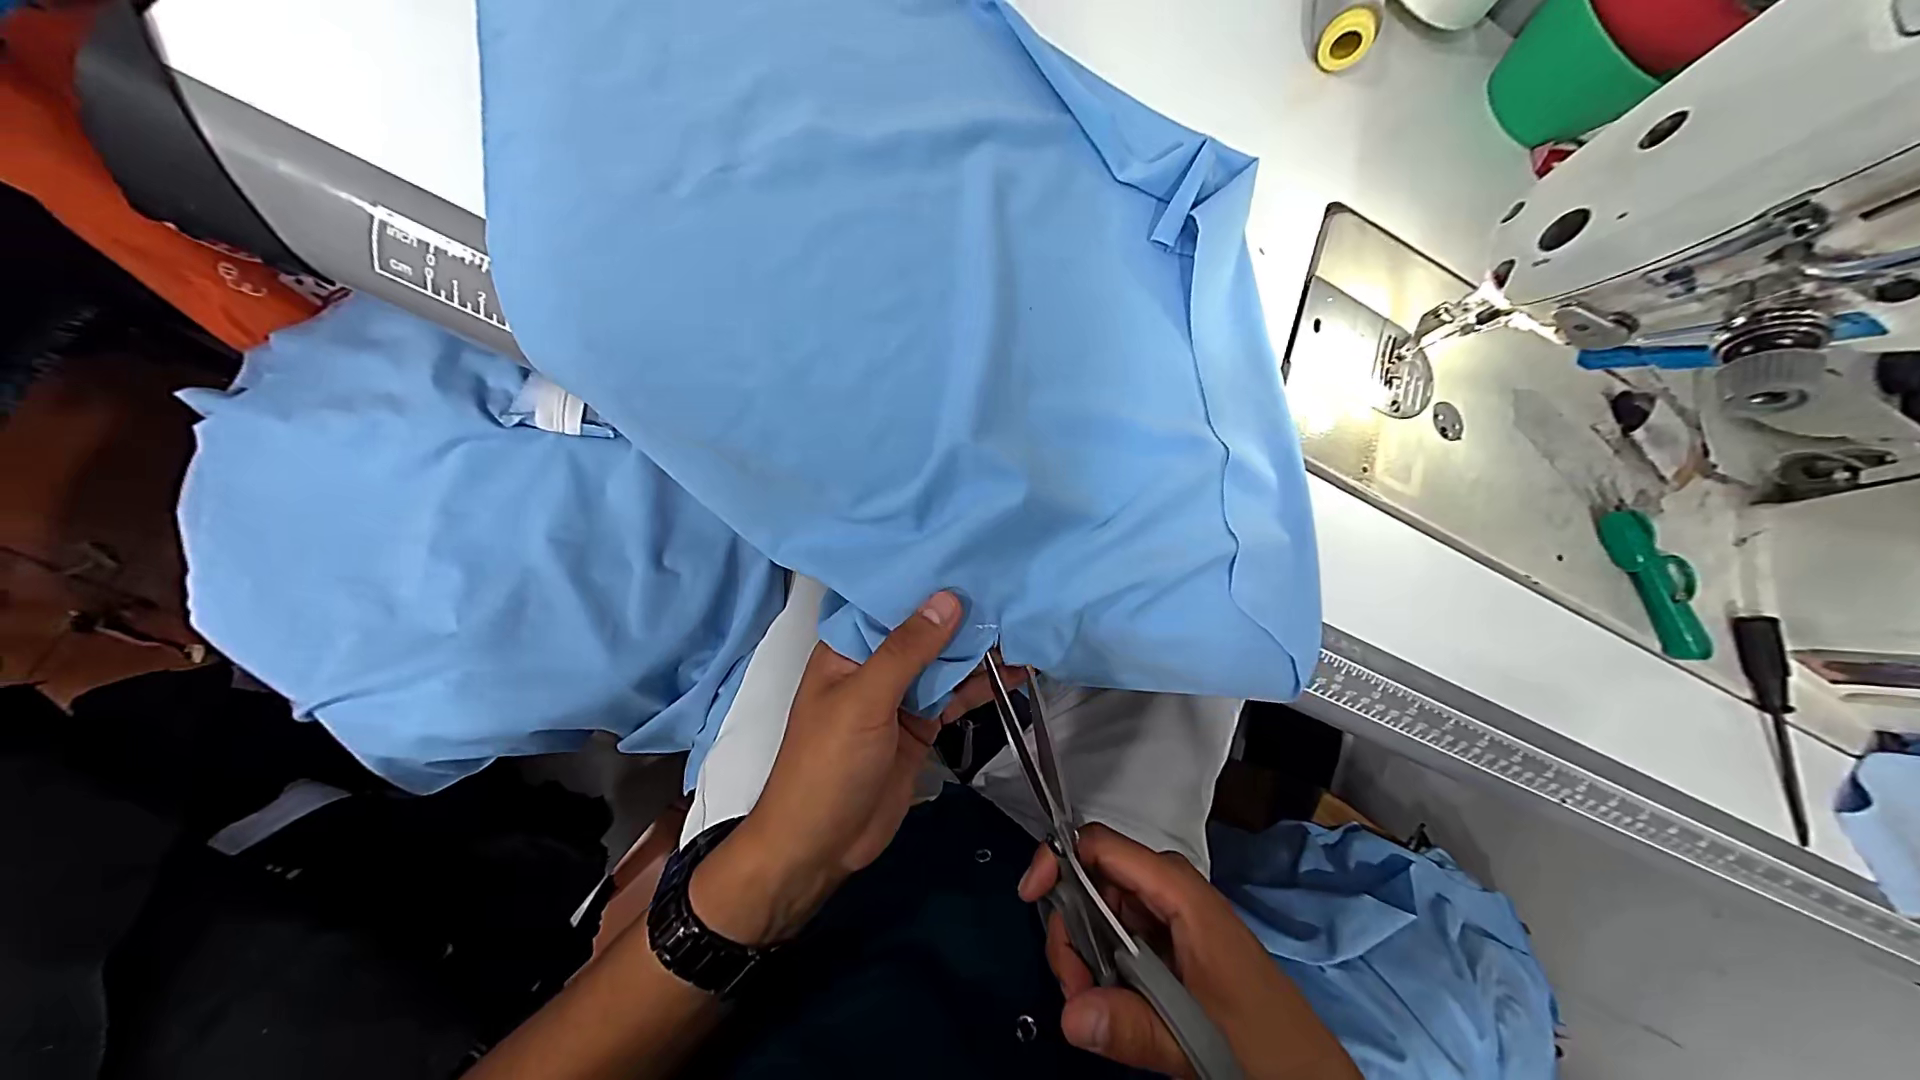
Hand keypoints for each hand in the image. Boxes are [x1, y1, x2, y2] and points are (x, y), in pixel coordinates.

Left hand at [690, 591, 1022, 945]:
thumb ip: (906, 650)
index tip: (968, 555)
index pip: (889, 600)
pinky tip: (1014, 671)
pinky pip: (955, 695)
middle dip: (962, 613)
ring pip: (943, 661)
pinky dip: (982, 685)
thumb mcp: (864, 700)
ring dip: (978, 649)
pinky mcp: (921, 724)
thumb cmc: (827, 766)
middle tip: (1011, 587)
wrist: (822, 847)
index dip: (925, 580)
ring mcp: (900, 695)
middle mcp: (875, 664)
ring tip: (1023, 626)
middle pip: (923, 629)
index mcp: (848, 648)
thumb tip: (948, 599)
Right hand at [1019, 824, 1360, 1079]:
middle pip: (1092, 880)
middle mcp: (1169, 890)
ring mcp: (1168, 914)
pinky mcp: (1168, 940)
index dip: (1059, 858)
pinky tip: (1112, 1003)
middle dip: (1070, 929)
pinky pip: (1116, 933)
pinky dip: (1101, 964)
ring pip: (1099, 909)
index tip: (1030, 897)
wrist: (1309, 1076)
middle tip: (1076, 989)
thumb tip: (1069, 1015)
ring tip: (1096, 1006)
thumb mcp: (1199, 1039)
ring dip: (1083, 953)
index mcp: (1179, 891)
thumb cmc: (1266, 1044)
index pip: (1102, 846)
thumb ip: (1133, 1028)